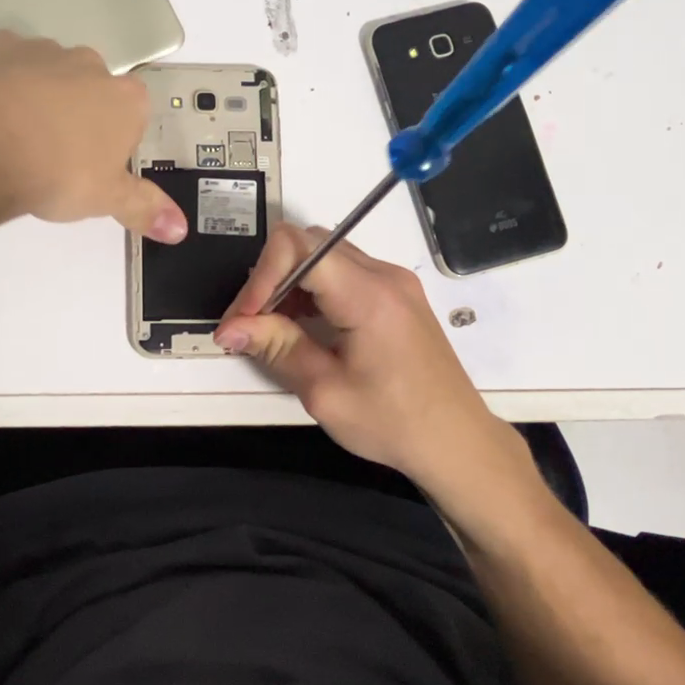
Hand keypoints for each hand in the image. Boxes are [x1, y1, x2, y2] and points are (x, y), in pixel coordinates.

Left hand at [0, 31, 186, 242]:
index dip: (114, 141)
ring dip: (37, 97)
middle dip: (76, 115)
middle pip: (90, 89)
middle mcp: (89, 64)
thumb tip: (180, 229)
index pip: (133, 114)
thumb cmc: (56, 174)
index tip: (92, 166)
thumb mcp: (106, 200)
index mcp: (125, 99)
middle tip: (53, 155)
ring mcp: (41, 50)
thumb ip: (144, 208)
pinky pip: (4, 63)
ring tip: (15, 139)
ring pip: (47, 72)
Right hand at [213, 224, 525, 492]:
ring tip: (271, 329)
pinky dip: (312, 289)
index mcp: (368, 296)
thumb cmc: (393, 423)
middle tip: (251, 324)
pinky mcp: (396, 294)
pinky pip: (341, 272)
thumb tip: (229, 329)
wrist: (455, 441)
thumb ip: (276, 349)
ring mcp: (393, 282)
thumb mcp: (324, 392)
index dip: (261, 275)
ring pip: (322, 254)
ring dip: (288, 284)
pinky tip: (301, 326)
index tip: (246, 318)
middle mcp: (383, 276)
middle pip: (307, 243)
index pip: (298, 247)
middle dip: (269, 278)